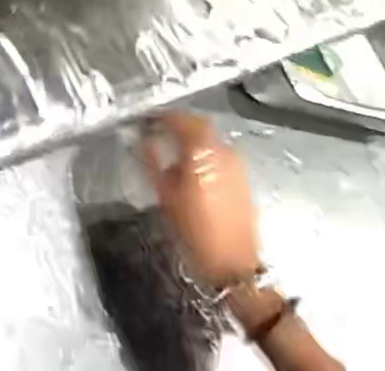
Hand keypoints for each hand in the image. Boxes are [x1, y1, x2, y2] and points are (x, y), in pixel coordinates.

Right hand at [141, 111, 263, 285]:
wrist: (235, 267)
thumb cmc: (194, 231)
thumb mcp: (164, 195)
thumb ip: (151, 160)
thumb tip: (140, 138)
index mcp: (202, 151)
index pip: (180, 118)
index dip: (160, 116)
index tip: (146, 120)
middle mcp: (223, 150)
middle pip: (198, 122)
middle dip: (177, 122)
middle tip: (158, 130)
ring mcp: (237, 163)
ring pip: (210, 136)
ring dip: (192, 136)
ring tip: (173, 148)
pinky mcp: (243, 177)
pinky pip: (220, 151)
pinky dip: (204, 150)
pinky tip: (193, 165)